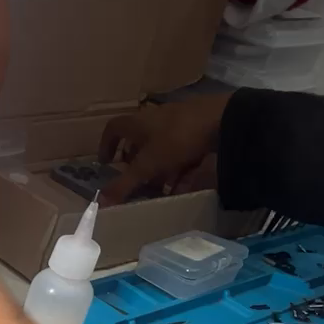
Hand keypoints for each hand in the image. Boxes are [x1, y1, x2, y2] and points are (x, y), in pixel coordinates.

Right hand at [97, 91, 233, 203]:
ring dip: (157, 169)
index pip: (114, 128)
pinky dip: (178, 169)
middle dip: (134, 162)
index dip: (106, 145)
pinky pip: (181, 152)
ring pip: (160, 148)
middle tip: (133, 180)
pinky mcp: (198, 131)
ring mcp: (179, 124)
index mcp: (138, 122)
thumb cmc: (176, 138)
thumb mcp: (147, 165)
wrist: (224, 121)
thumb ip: (124, 185)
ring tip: (158, 189)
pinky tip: (182, 186)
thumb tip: (99, 203)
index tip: (105, 162)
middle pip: (138, 140)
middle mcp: (156, 120)